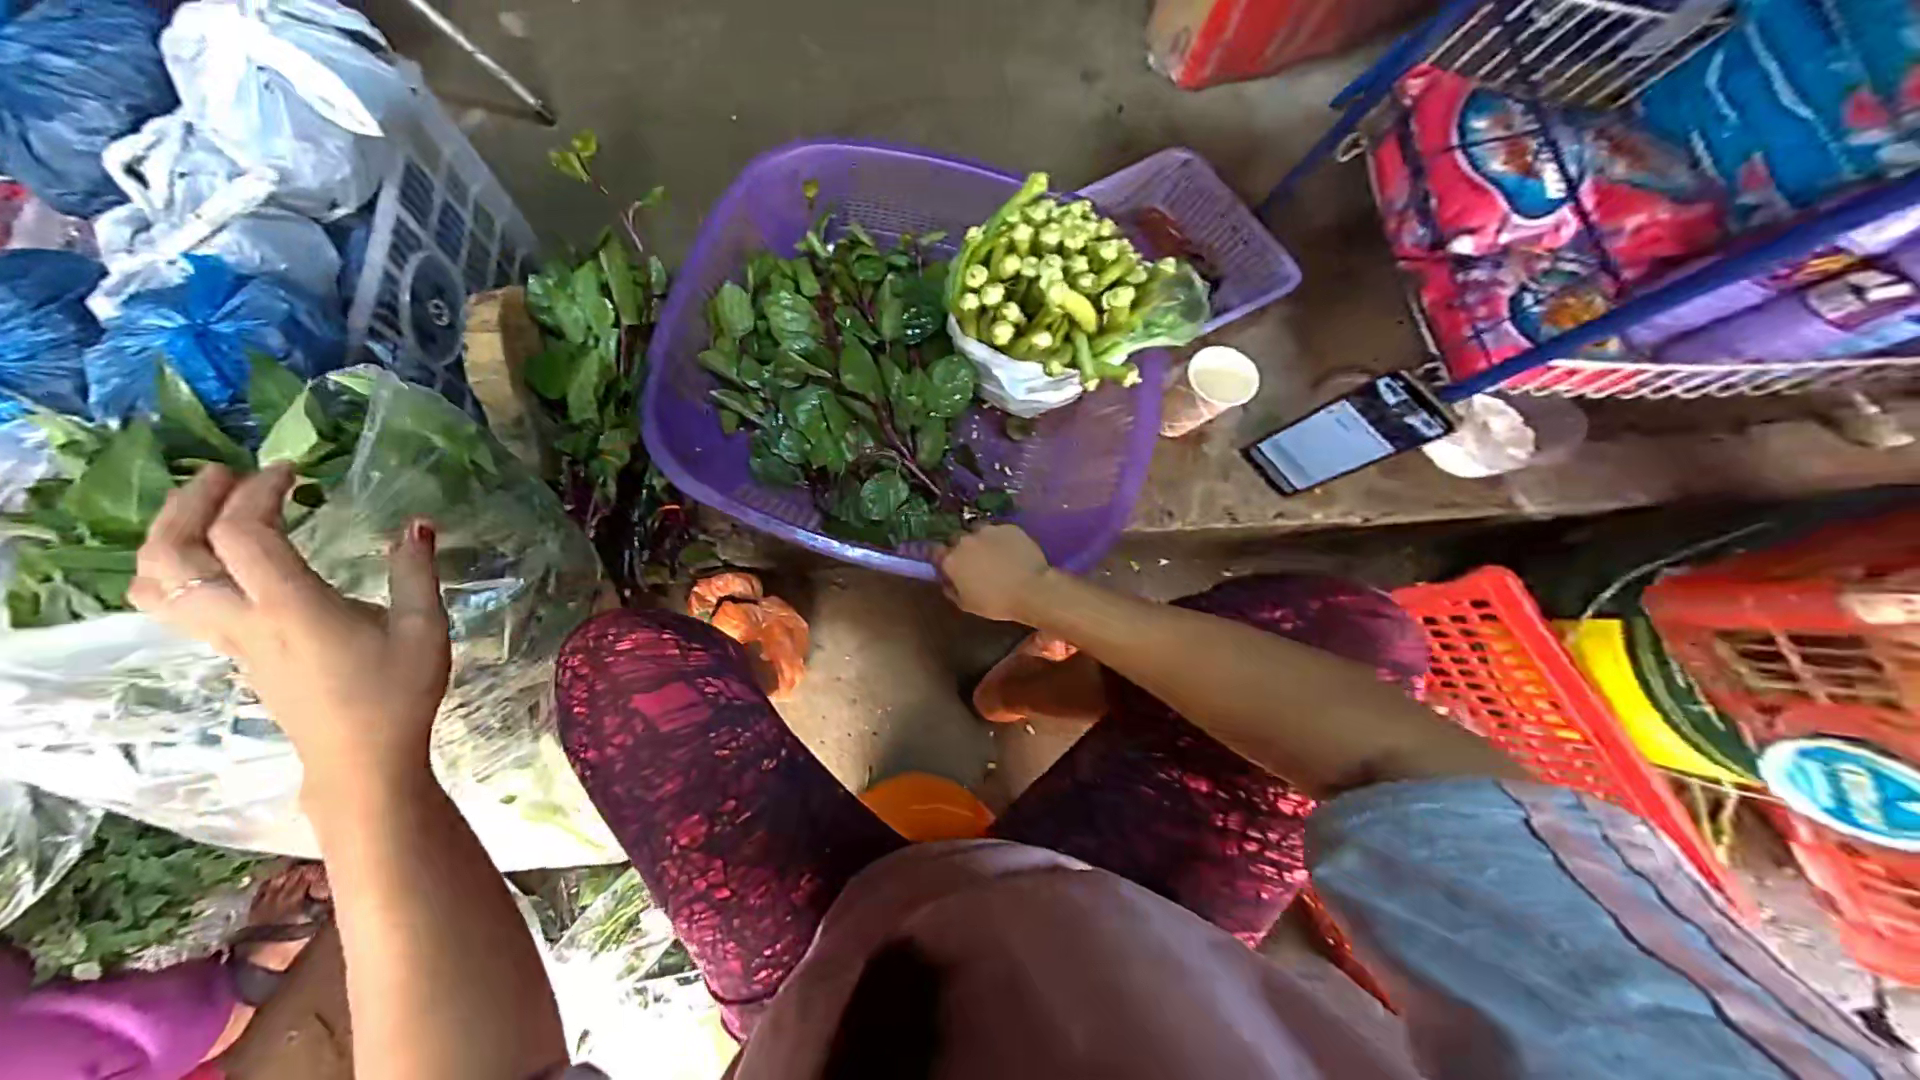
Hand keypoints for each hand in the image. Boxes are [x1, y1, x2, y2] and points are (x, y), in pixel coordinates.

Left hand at [129, 464, 450, 800]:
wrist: (362, 756)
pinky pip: (175, 602)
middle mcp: (244, 619)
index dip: (258, 492)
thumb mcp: (425, 628)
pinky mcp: (235, 653)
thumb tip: (416, 524)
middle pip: (173, 553)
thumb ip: (416, 572)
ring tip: (206, 511)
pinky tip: (219, 561)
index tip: (290, 471)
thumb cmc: (398, 691)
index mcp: (291, 607)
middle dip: (189, 503)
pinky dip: (177, 567)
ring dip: (167, 536)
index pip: (246, 534)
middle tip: (225, 474)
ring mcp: (231, 639)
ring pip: (156, 582)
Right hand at [935, 524, 1054, 622]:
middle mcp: (965, 540)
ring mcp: (988, 530)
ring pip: (978, 532)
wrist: (1032, 589)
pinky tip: (1012, 552)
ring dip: (982, 541)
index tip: (946, 563)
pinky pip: (1000, 531)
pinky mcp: (1009, 527)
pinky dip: (1002, 540)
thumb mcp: (967, 604)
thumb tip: (946, 581)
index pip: (934, 551)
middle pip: (956, 539)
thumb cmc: (996, 602)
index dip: (940, 556)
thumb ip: (951, 589)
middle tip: (973, 561)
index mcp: (951, 560)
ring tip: (994, 555)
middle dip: (961, 548)